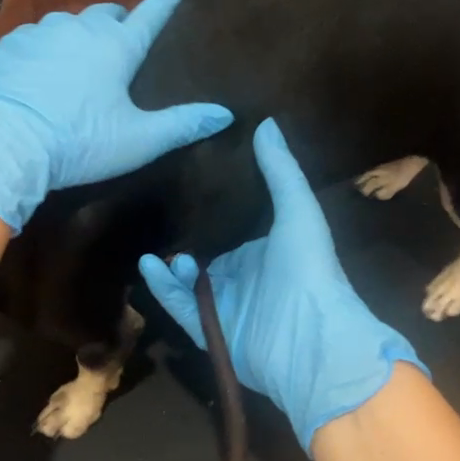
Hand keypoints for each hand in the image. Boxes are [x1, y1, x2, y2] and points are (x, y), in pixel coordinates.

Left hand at [0, 0, 232, 230]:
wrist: (2, 144)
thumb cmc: (79, 142)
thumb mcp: (137, 141)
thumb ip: (182, 125)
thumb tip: (225, 114)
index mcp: (116, 48)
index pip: (148, 16)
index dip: (163, 3)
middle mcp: (80, 30)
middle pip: (106, 15)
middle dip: (117, 21)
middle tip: (121, 37)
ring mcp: (40, 34)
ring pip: (67, 23)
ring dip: (78, 34)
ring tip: (77, 56)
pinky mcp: (8, 47)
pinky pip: (34, 38)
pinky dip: (44, 47)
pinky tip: (39, 67)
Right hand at [139, 119, 426, 452]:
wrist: (312, 339)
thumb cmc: (309, 267)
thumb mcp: (297, 210)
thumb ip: (281, 170)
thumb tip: (266, 122)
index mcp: (265, 250)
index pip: (232, 228)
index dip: (212, 209)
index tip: (184, 180)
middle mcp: (243, 276)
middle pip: (205, 254)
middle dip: (183, 237)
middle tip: (155, 211)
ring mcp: (224, 304)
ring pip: (187, 281)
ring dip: (172, 263)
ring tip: (155, 244)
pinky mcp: (208, 330)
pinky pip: (178, 306)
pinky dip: (162, 287)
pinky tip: (147, 265)